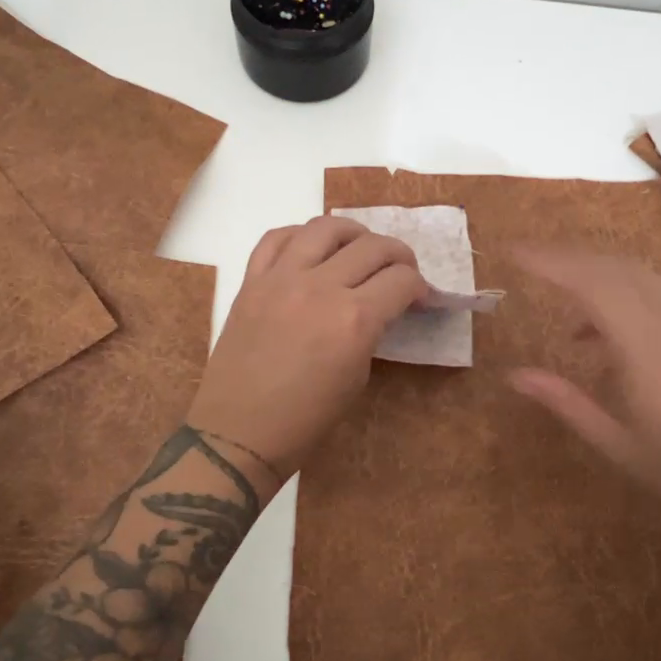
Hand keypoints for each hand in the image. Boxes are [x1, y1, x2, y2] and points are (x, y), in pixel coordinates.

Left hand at [187, 216, 429, 469]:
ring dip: (353, 233)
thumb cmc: (305, 420)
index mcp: (354, 319)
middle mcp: (320, 287)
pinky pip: (276, 238)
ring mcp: (281, 279)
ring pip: (325, 227)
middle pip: (372, 247)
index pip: (401, 281)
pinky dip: (300, 235)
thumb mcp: (356, 378)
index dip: (420, 287)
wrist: (239, 432)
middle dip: (398, 256)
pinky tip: (311, 248)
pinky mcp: (251, 281)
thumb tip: (380, 309)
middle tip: (401, 272)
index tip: (421, 297)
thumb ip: (370, 332)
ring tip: (360, 247)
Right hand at [508, 247, 660, 535]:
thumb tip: (515, 376)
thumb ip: (567, 403)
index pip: (590, 281)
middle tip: (533, 268)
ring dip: (604, 283)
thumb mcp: (619, 447)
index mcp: (648, 344)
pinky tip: (621, 343)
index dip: (549, 261)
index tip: (513, 252)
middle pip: (618, 268)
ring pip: (647, 280)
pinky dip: (634, 302)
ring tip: (572, 324)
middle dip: (572, 261)